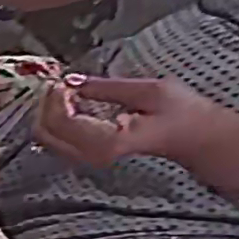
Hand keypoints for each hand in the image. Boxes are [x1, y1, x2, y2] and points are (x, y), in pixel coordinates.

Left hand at [35, 74, 238, 170]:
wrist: (194, 138)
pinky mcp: (83, 156)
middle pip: (45, 131)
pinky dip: (53, 120)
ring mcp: (85, 159)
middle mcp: (90, 155)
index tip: (61, 80)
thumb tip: (71, 80)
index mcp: (108, 141)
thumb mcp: (150, 91)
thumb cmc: (181, 112)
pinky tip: (66, 103)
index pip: (62, 121)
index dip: (55, 99)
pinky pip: (54, 139)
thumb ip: (106, 87)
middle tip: (57, 83)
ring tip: (63, 91)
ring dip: (46, 112)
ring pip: (45, 137)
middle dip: (45, 105)